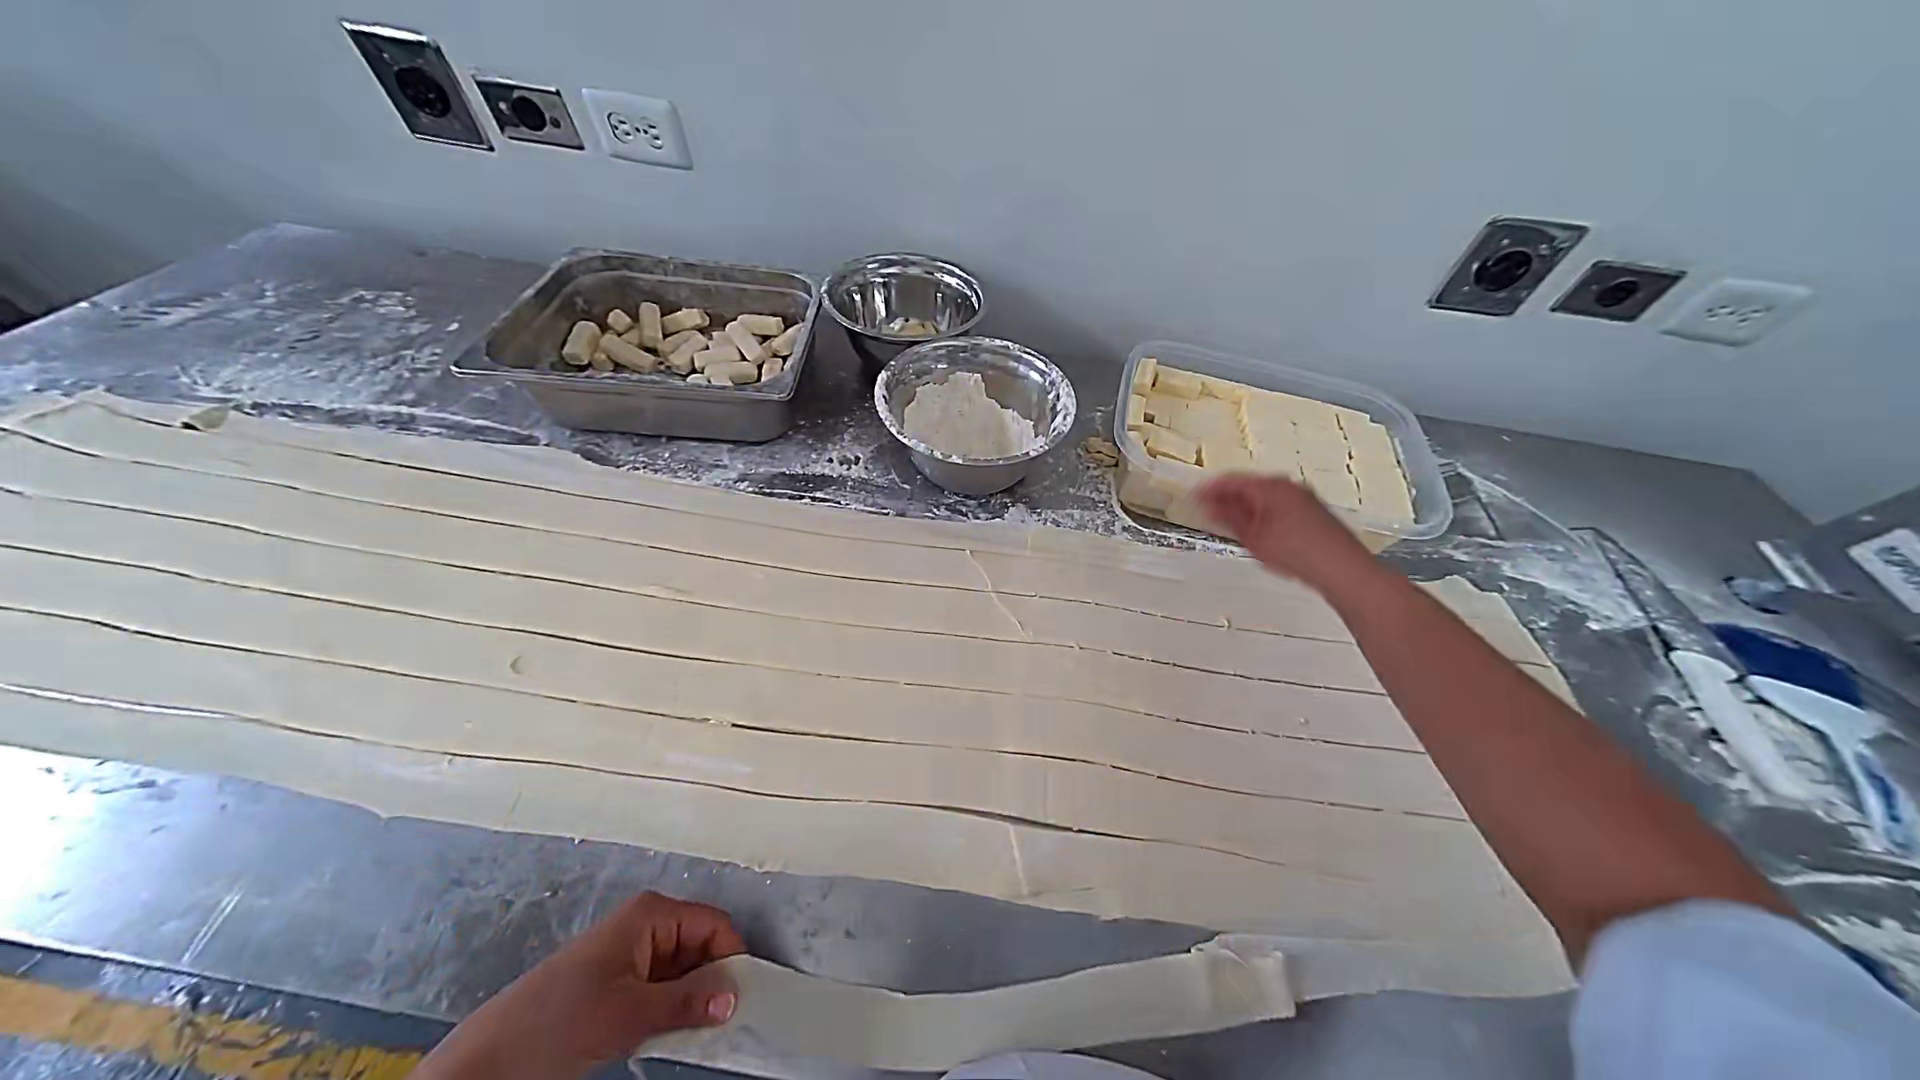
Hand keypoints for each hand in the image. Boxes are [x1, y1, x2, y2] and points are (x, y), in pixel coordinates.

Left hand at [415, 892, 746, 1079]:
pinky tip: (671, 1032)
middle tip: (721, 1019)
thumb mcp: (629, 1014)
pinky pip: (663, 988)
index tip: (743, 996)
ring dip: (692, 999)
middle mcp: (644, 926)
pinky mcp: (619, 983)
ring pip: (684, 970)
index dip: (731, 958)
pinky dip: (672, 1009)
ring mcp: (631, 955)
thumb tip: (733, 998)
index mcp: (650, 914)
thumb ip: (687, 1003)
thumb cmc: (554, 1023)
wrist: (487, 1062)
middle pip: (701, 945)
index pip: (714, 924)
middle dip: (712, 980)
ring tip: (693, 1029)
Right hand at [1197, 474, 1377, 593]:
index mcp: (1272, 488)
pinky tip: (1256, 531)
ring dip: (1244, 507)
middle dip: (1226, 499)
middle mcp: (1289, 487)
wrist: (1341, 569)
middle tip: (1208, 510)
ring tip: (1229, 524)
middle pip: (1248, 486)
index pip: (1231, 481)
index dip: (1209, 489)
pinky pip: (1278, 505)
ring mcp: (1303, 498)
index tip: (1195, 495)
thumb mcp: (1253, 538)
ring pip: (1263, 496)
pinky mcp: (1311, 511)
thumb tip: (1212, 508)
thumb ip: (1229, 519)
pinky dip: (1261, 513)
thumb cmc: (1303, 553)